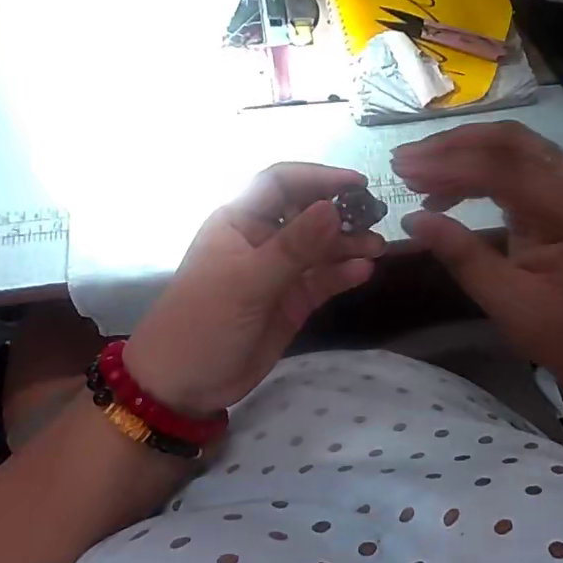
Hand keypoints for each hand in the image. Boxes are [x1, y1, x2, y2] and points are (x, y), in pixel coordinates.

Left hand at [123, 164, 386, 412]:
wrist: (184, 385)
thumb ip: (294, 246)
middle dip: (340, 213)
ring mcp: (279, 271)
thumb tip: (334, 208)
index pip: (281, 183)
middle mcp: (262, 239)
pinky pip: (324, 279)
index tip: (357, 183)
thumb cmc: (204, 321)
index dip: (317, 177)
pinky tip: (364, 271)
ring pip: (321, 247)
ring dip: (349, 244)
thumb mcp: (248, 281)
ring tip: (377, 248)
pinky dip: (344, 273)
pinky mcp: (293, 300)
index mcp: (239, 221)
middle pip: (307, 213)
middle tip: (376, 218)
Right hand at [391, 122, 562, 371]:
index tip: (406, 169)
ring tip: (415, 176)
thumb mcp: (505, 300)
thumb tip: (411, 219)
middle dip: (456, 145)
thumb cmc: (555, 330)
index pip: (507, 170)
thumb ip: (461, 255)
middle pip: (513, 142)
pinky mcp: (551, 199)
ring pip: (510, 150)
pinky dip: (473, 174)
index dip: (453, 165)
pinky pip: (511, 170)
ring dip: (462, 155)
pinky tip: (441, 195)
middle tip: (407, 160)